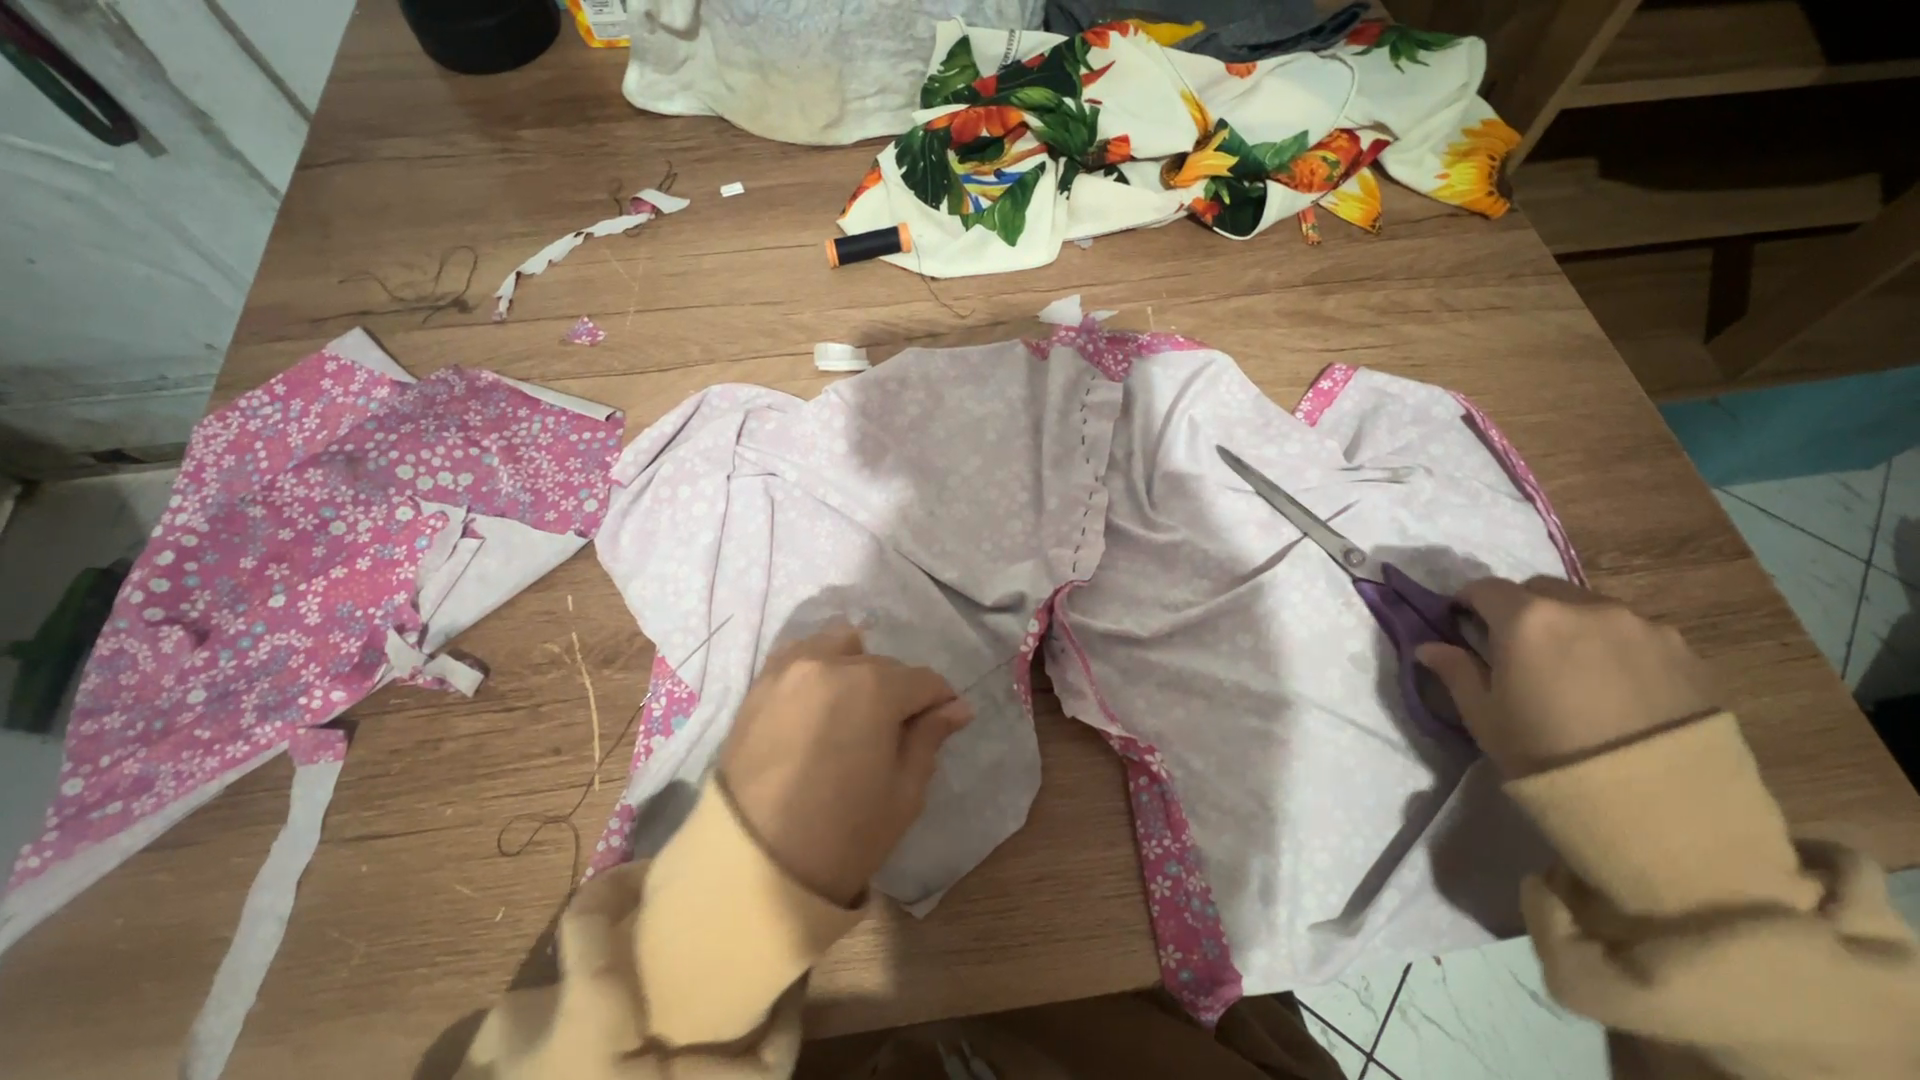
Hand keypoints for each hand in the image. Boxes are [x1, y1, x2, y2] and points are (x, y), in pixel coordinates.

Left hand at [719, 623, 971, 905]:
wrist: (752, 866)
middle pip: (883, 665)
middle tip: (897, 733)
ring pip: (839, 649)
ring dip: (857, 670)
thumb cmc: (843, 835)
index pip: (924, 681)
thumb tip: (956, 708)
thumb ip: (929, 738)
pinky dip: (819, 668)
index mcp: (873, 687)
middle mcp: (830, 663)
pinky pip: (799, 656)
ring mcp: (788, 670)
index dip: (940, 703)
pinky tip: (822, 702)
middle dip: (899, 692)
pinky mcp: (758, 686)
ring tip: (856, 713)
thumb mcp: (904, 793)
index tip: (942, 727)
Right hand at [1416, 577, 1717, 778]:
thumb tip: (1429, 647)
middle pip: (1541, 591)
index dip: (1469, 603)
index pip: (1485, 588)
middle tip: (1519, 650)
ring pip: (1591, 609)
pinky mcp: (1684, 649)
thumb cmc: (1548, 755)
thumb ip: (1456, 672)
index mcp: (1527, 619)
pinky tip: (1619, 686)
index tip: (1464, 625)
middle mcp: (1584, 607)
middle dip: (1523, 610)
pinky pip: (1636, 633)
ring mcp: (1640, 624)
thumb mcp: (1485, 718)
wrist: (1655, 799)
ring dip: (1574, 626)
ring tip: (1576, 671)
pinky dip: (1617, 647)